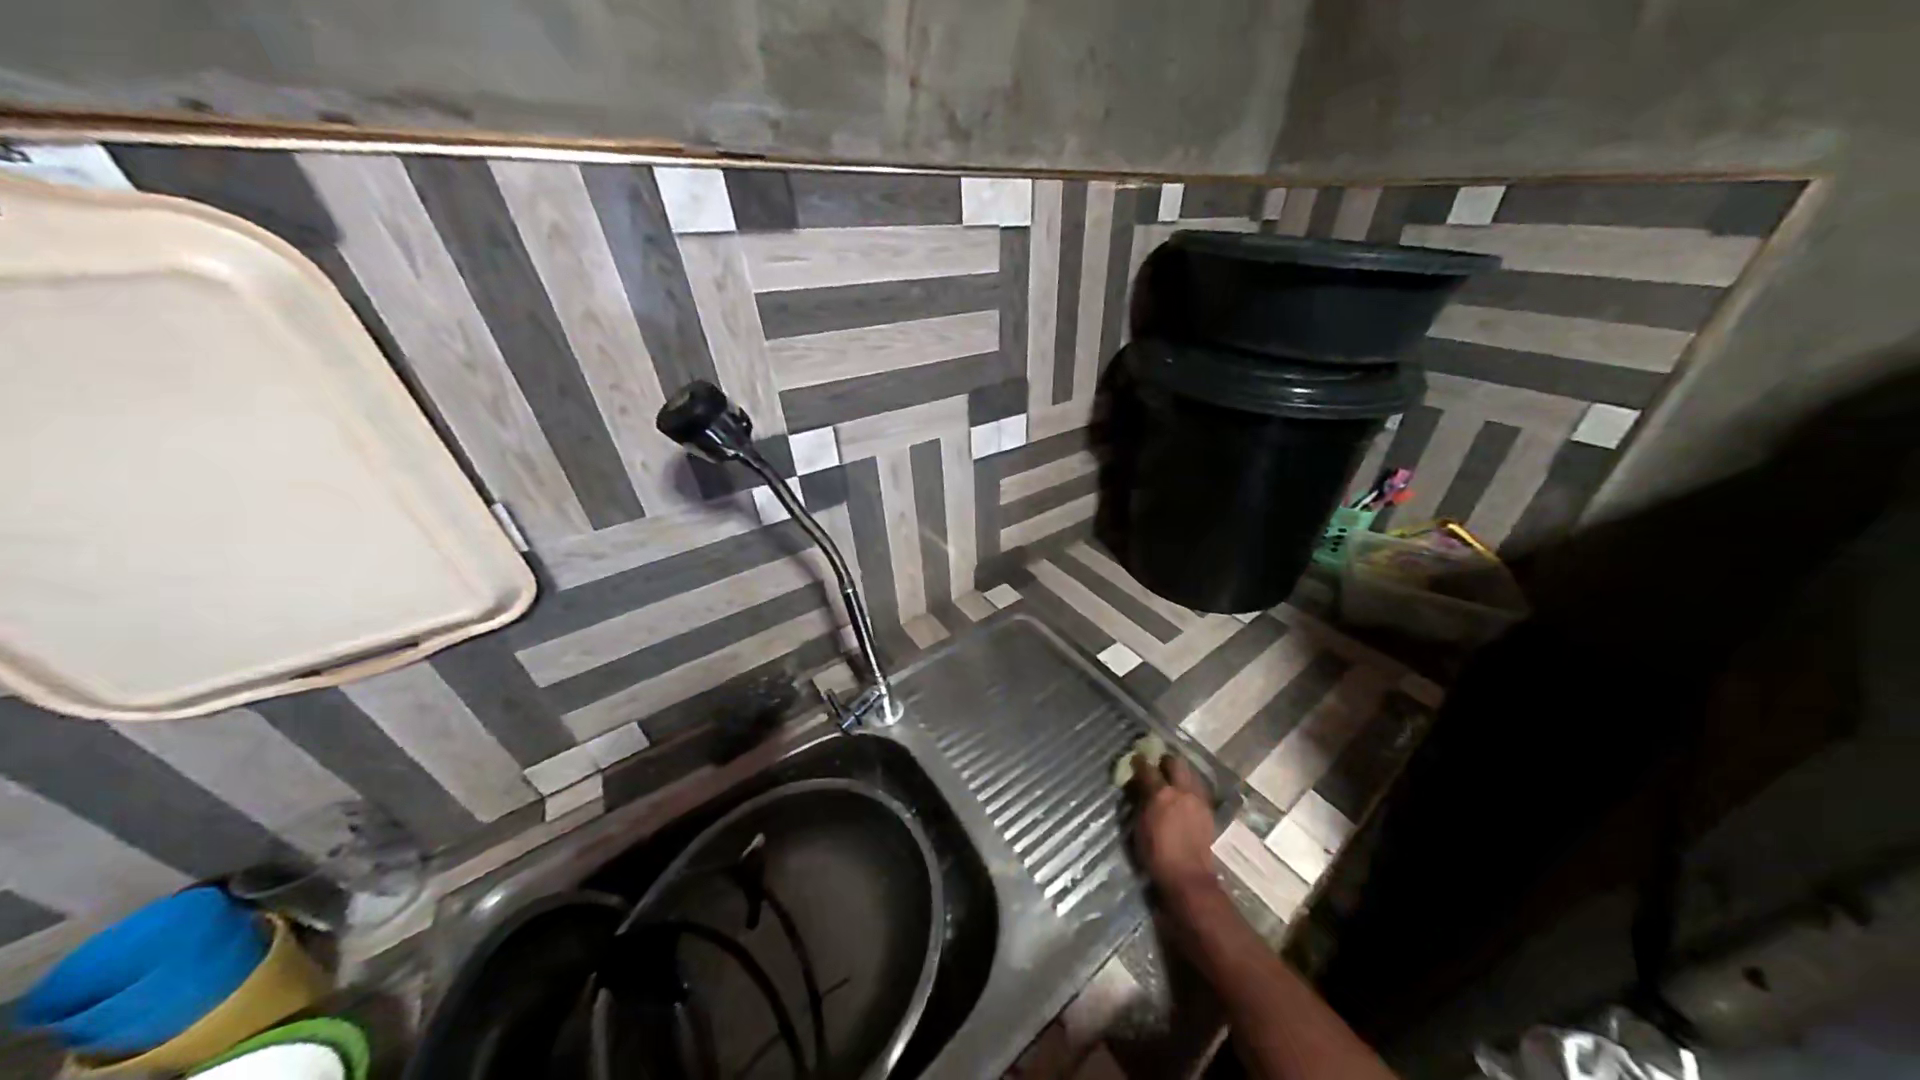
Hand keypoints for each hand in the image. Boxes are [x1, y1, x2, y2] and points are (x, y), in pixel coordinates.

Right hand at [1129, 752, 1220, 905]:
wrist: (1187, 875)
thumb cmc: (1155, 853)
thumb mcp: (1139, 826)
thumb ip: (1140, 801)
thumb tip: (1138, 786)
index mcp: (1160, 793)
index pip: (1148, 768)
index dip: (1140, 762)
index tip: (1136, 758)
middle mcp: (1181, 790)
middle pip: (1176, 763)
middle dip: (1166, 760)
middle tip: (1158, 764)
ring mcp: (1198, 799)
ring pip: (1190, 774)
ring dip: (1181, 772)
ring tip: (1173, 778)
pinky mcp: (1208, 810)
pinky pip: (1198, 789)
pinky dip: (1190, 786)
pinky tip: (1185, 794)